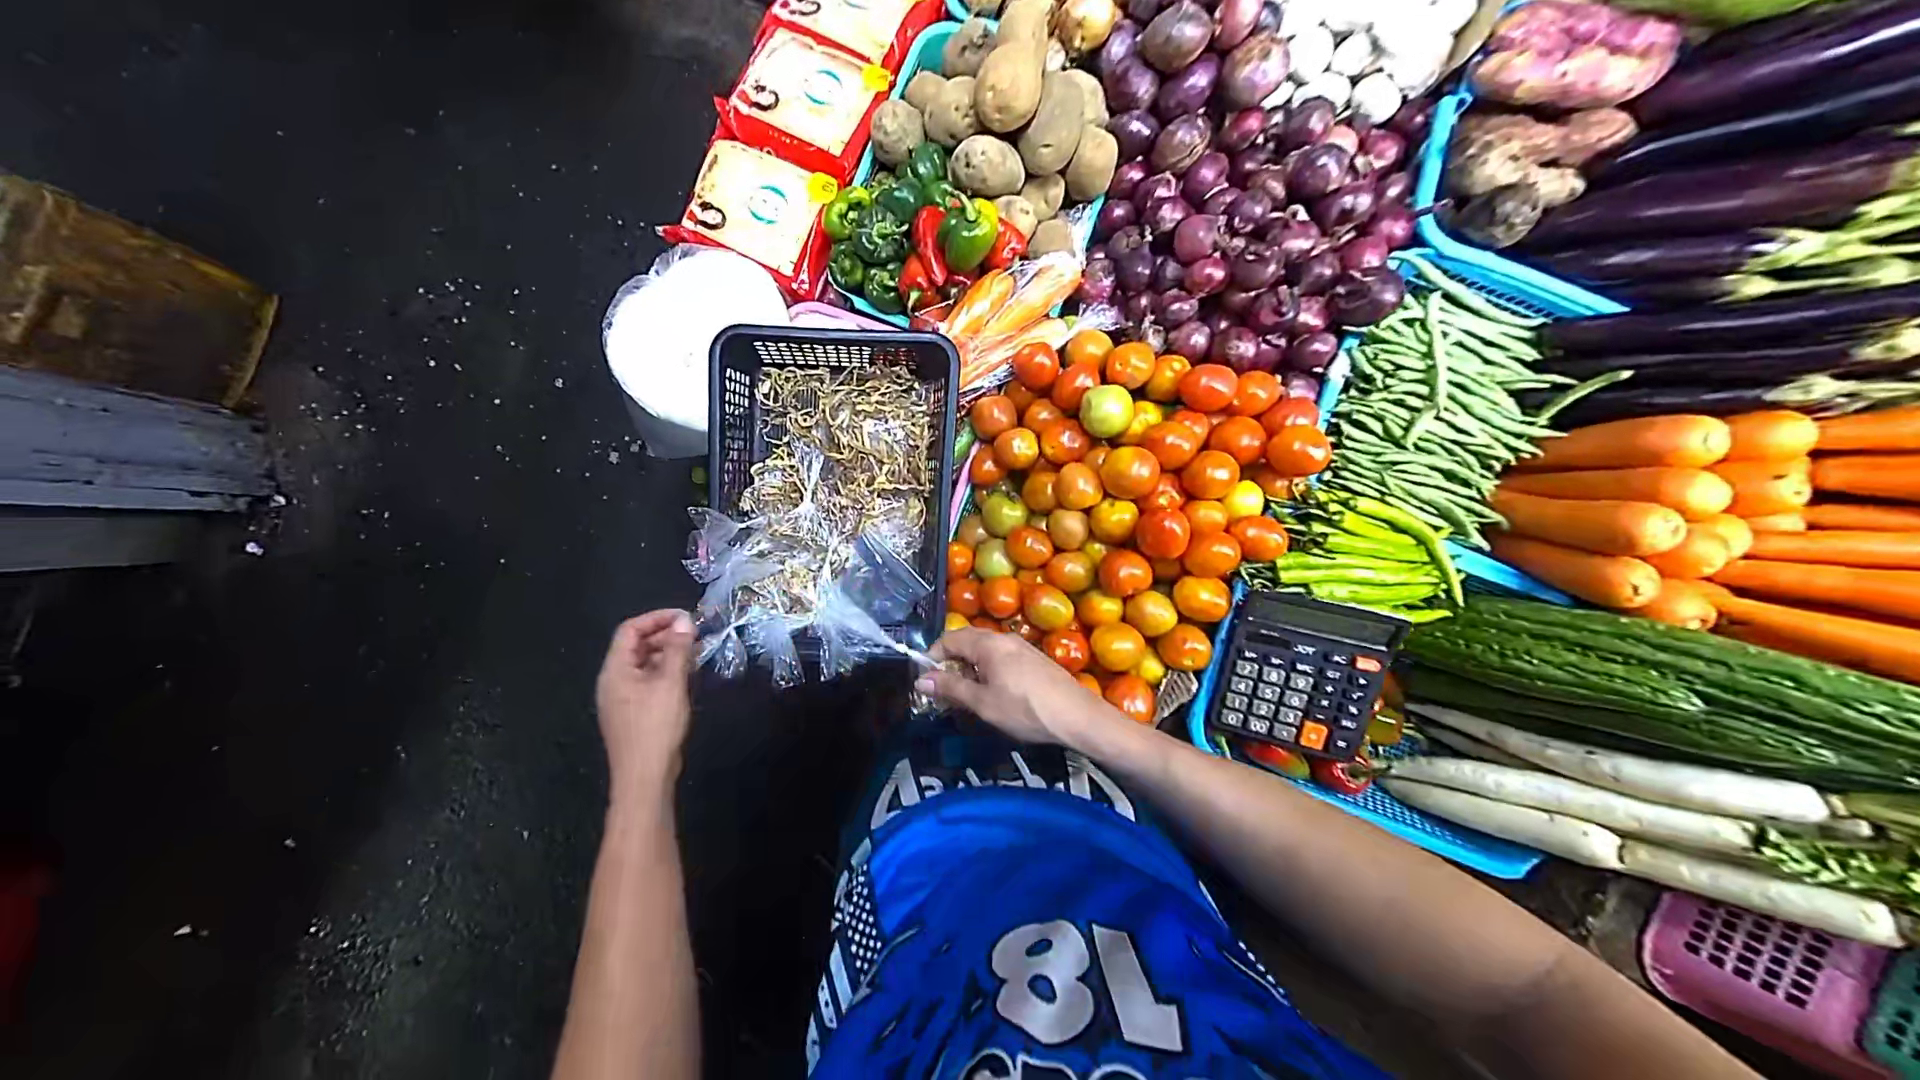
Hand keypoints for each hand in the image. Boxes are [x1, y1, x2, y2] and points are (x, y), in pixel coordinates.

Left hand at [596, 609, 695, 798]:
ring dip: (669, 653)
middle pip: (635, 645)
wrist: (645, 776)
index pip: (630, 630)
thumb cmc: (655, 726)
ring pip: (644, 664)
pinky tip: (687, 676)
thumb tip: (684, 621)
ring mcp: (622, 697)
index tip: (686, 618)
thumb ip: (678, 649)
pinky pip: (648, 680)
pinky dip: (667, 671)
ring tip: (696, 653)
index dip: (657, 618)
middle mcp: (613, 680)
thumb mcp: (671, 682)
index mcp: (615, 670)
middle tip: (695, 634)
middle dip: (665, 635)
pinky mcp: (633, 712)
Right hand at [915, 628, 1124, 748]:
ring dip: (969, 668)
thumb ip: (951, 688)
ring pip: (985, 650)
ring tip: (967, 696)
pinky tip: (994, 694)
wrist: (1078, 717)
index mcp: (988, 644)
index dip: (932, 656)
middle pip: (967, 641)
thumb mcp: (983, 703)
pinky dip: (988, 670)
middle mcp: (1005, 639)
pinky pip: (1001, 657)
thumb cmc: (1026, 710)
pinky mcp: (1035, 660)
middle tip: (943, 691)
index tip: (926, 680)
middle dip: (950, 662)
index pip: (950, 638)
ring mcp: (1022, 647)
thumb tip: (922, 679)